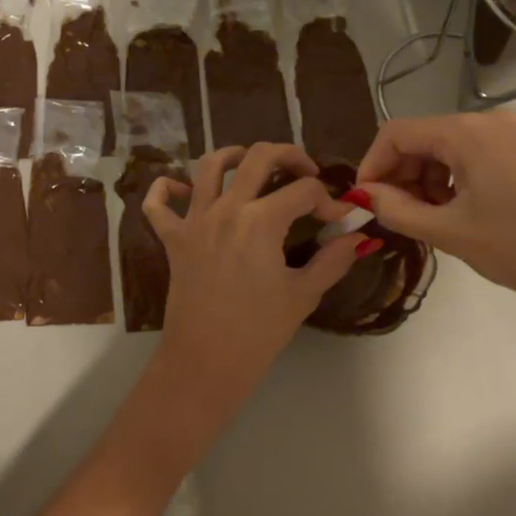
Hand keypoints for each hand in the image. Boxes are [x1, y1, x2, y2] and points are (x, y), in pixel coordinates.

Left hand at [142, 143, 366, 393]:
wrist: (206, 360)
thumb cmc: (259, 330)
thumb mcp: (303, 293)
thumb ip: (333, 259)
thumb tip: (358, 237)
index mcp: (261, 220)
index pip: (304, 191)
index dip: (329, 201)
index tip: (340, 220)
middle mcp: (225, 209)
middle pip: (258, 157)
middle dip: (289, 155)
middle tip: (305, 172)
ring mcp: (194, 220)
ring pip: (207, 165)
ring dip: (233, 156)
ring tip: (251, 165)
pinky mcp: (171, 238)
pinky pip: (157, 203)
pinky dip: (166, 188)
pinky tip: (184, 190)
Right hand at [354, 112, 515, 336]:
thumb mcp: (450, 233)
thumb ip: (397, 210)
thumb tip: (364, 196)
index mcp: (467, 131)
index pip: (396, 133)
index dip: (371, 165)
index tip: (364, 201)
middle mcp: (490, 121)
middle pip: (423, 138)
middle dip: (400, 174)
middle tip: (394, 215)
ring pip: (449, 148)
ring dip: (427, 180)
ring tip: (427, 221)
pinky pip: (477, 156)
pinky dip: (456, 180)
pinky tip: (459, 214)